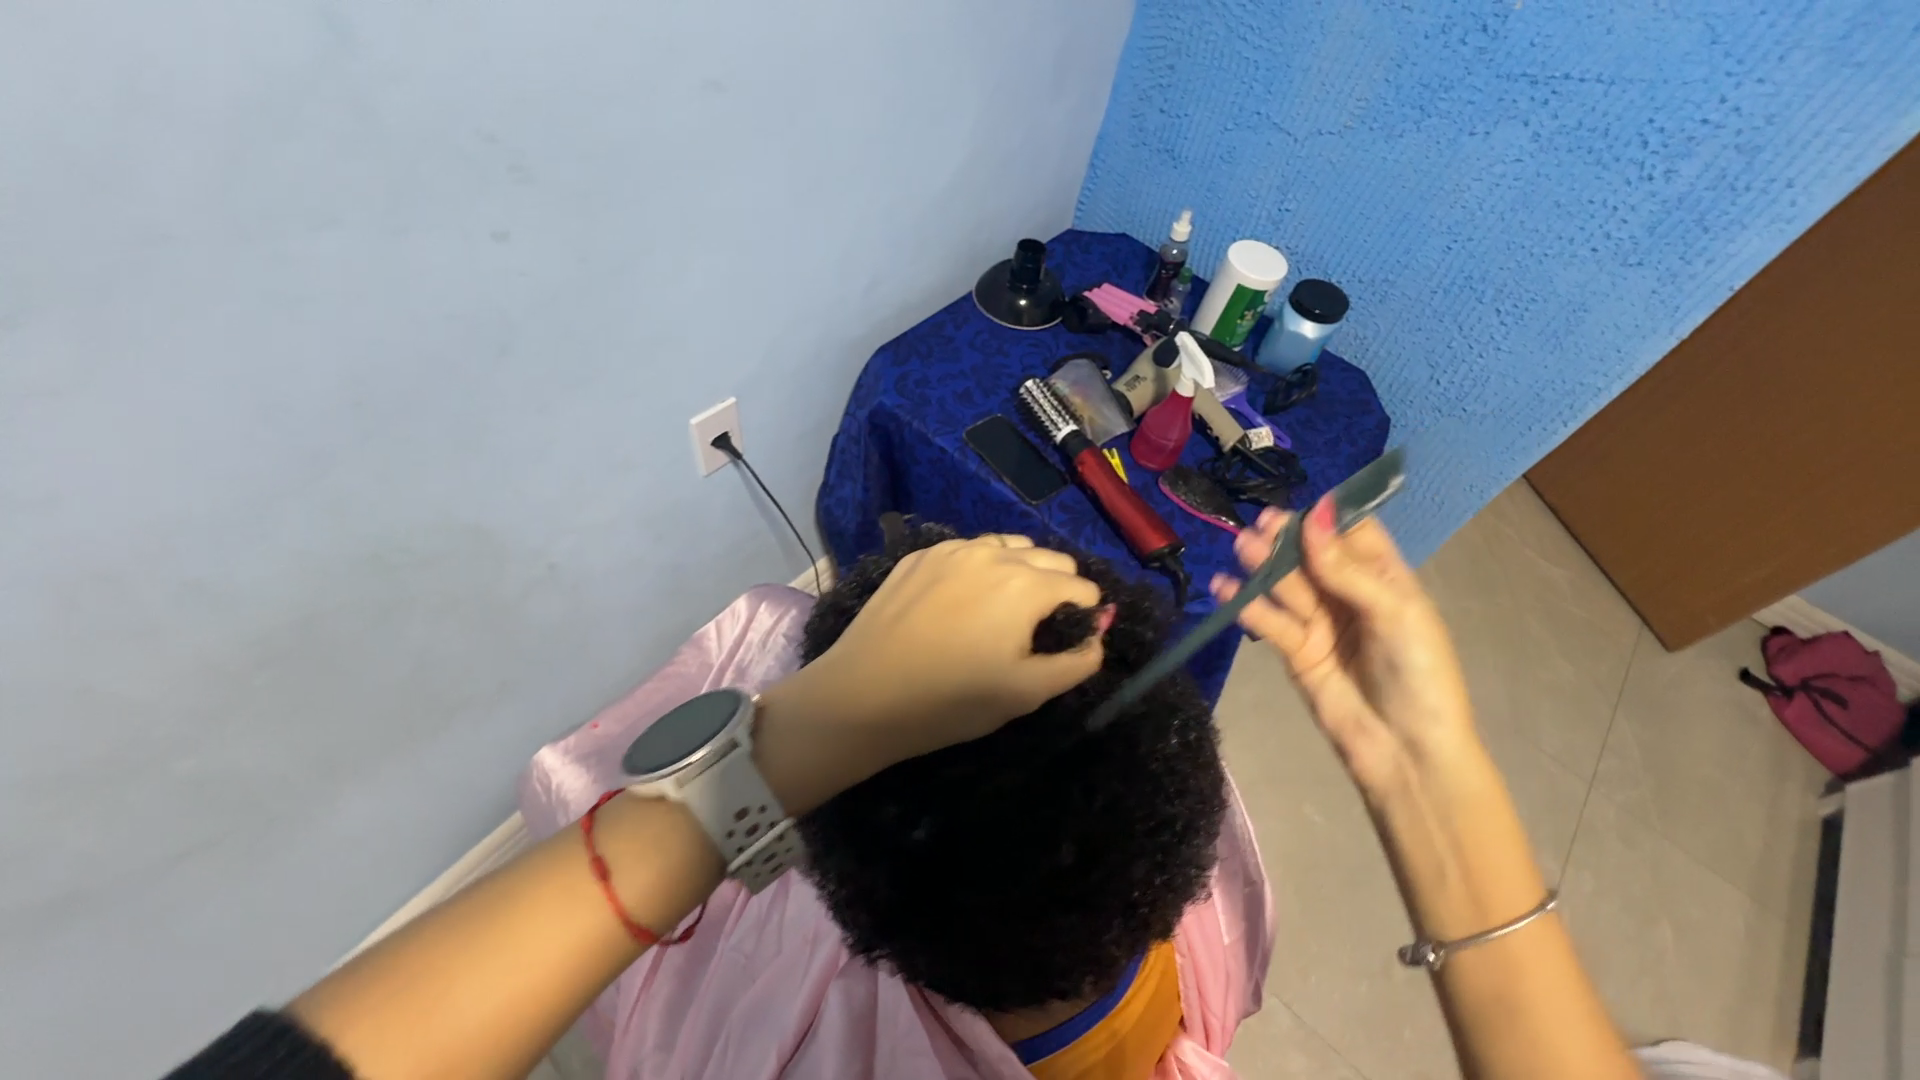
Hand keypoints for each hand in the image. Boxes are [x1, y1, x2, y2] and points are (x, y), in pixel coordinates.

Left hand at [816, 534, 1103, 756]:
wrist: (863, 695)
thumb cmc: (951, 700)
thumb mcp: (1027, 693)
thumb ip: (1078, 661)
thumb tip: (1099, 633)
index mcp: (1027, 584)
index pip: (1082, 588)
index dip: (1085, 617)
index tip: (1066, 643)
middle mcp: (993, 553)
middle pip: (1051, 558)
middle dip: (1058, 589)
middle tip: (1037, 630)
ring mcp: (951, 549)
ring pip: (1008, 546)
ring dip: (1020, 571)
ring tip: (1002, 611)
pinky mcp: (918, 556)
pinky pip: (967, 550)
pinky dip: (979, 568)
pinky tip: (960, 602)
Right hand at [1210, 499, 1475, 797]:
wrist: (1406, 753)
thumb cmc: (1418, 675)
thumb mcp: (1394, 614)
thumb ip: (1346, 568)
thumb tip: (1315, 514)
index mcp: (1386, 580)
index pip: (1351, 534)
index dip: (1325, 519)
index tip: (1299, 510)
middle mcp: (1350, 595)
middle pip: (1311, 557)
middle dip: (1287, 540)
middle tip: (1261, 527)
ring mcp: (1321, 624)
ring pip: (1286, 585)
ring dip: (1263, 565)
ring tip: (1240, 547)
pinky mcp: (1295, 653)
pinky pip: (1269, 621)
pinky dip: (1246, 604)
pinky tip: (1226, 588)